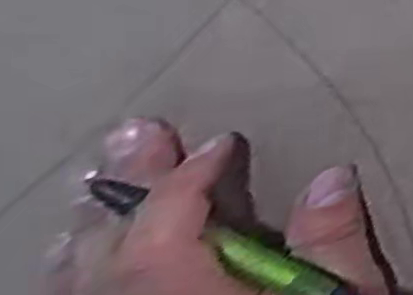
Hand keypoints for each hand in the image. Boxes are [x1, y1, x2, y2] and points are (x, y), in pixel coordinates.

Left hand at [45, 118, 395, 294]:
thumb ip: (335, 247)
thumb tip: (328, 175)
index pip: (163, 244)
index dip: (183, 185)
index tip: (221, 143)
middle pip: (106, 264)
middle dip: (122, 194)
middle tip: (133, 134)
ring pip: (78, 294)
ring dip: (91, 234)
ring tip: (98, 184)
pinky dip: (85, 274)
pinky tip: (90, 252)